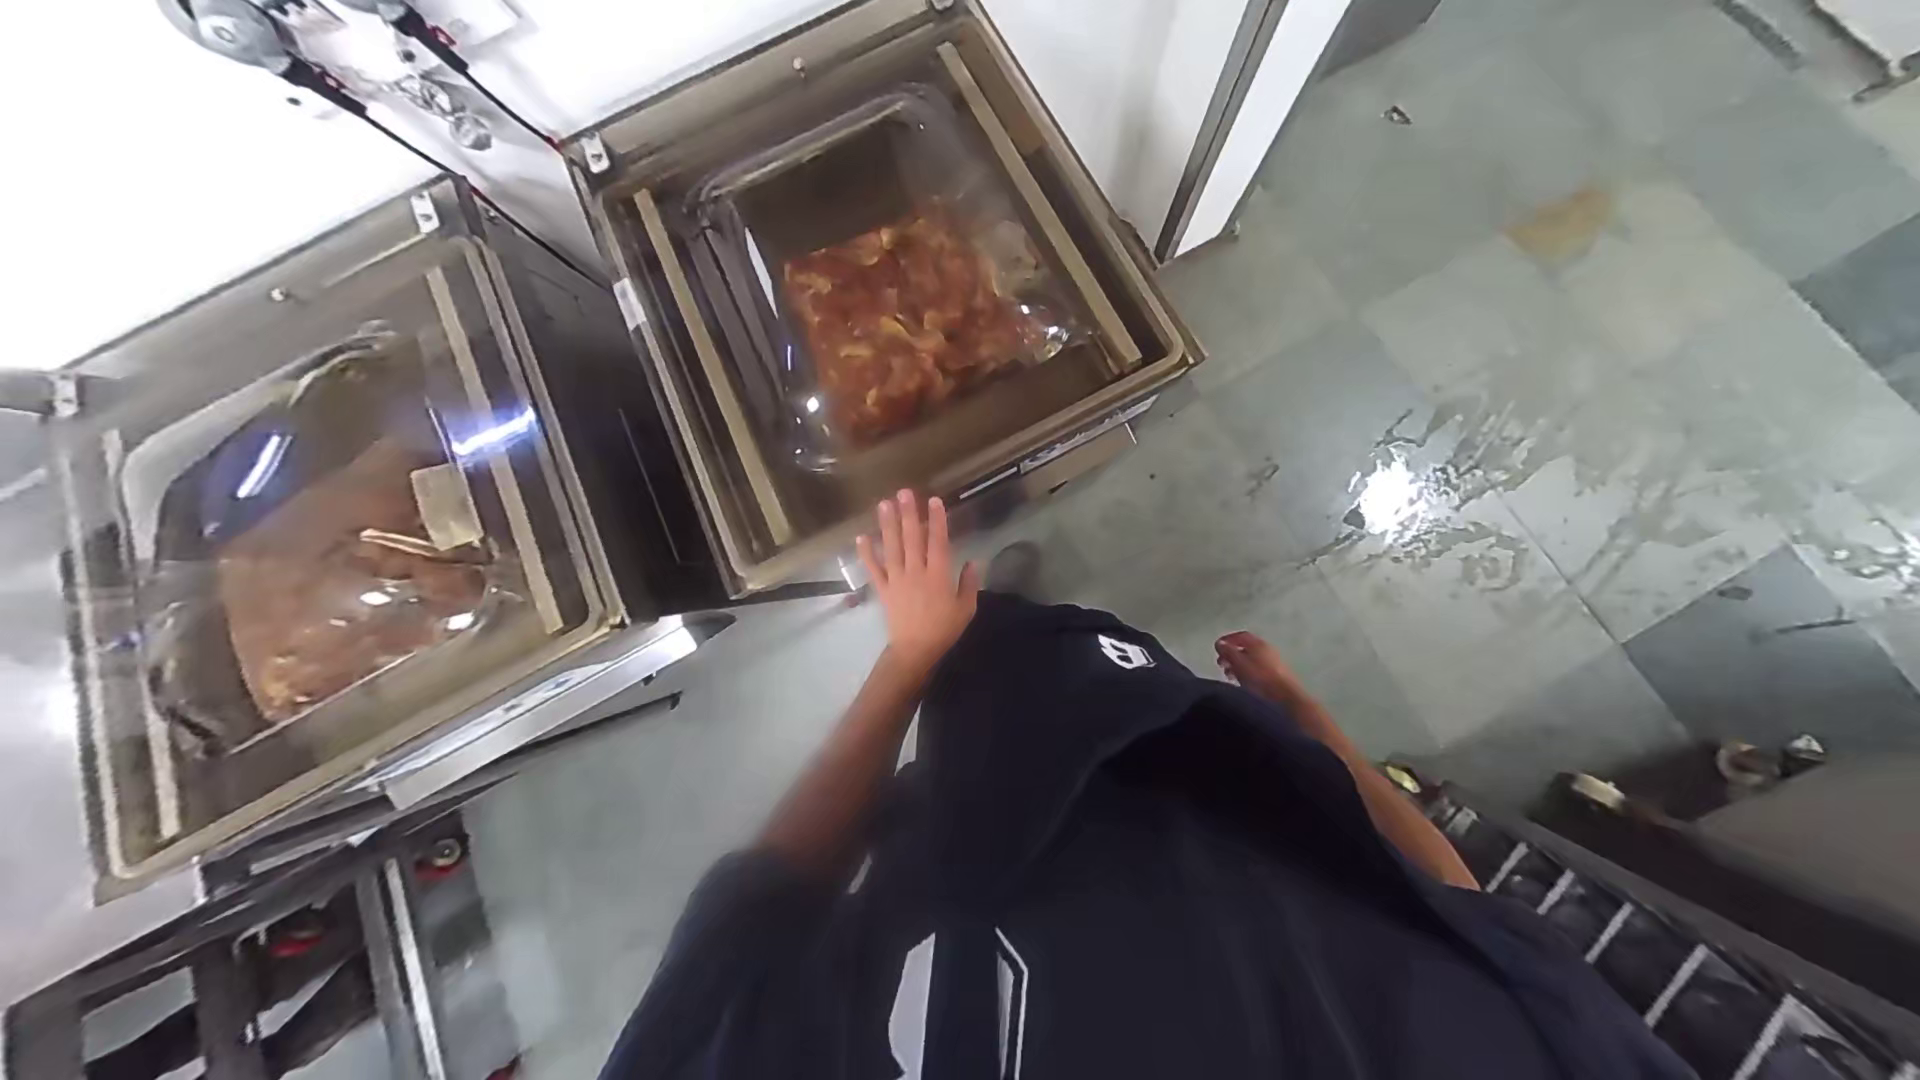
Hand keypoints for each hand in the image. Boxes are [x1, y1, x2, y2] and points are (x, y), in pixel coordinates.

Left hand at [858, 490, 980, 676]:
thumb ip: (969, 583)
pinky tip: (861, 537)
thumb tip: (974, 561)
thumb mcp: (966, 609)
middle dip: (908, 514)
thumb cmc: (944, 630)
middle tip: (904, 492)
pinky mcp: (883, 589)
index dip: (937, 520)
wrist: (915, 650)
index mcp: (938, 575)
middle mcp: (916, 572)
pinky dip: (866, 553)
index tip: (934, 501)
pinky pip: (873, 569)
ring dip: (887, 525)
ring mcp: (896, 579)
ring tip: (884, 504)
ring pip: (891, 547)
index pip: (938, 542)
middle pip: (911, 538)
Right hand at [1215, 631, 1308, 706]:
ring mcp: (1273, 662)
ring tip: (1229, 674)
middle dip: (1231, 654)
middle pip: (1245, 647)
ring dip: (1237, 665)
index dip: (1227, 640)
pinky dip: (1246, 672)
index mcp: (1258, 643)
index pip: (1240, 636)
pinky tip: (1242, 682)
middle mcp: (1267, 649)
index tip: (1217, 647)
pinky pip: (1257, 669)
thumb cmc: (1259, 677)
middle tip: (1221, 663)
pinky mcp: (1276, 675)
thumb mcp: (1238, 662)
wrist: (1285, 697)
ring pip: (1250, 659)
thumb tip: (1219, 644)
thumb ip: (1227, 651)